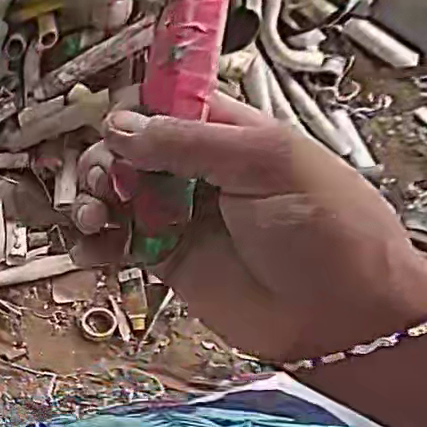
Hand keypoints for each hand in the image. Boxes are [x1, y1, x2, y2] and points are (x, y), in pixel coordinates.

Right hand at [75, 95, 426, 362]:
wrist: (337, 320)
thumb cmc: (327, 232)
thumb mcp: (267, 165)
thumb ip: (190, 142)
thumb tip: (119, 126)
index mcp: (227, 135)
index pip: (166, 106)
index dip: (132, 111)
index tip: (112, 128)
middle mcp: (195, 172)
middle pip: (127, 152)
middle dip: (104, 162)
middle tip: (104, 182)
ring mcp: (175, 217)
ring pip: (112, 196)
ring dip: (90, 202)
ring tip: (92, 218)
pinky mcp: (160, 259)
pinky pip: (113, 244)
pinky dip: (91, 245)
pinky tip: (89, 250)